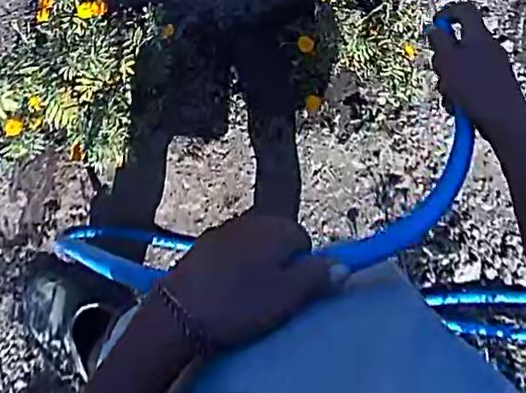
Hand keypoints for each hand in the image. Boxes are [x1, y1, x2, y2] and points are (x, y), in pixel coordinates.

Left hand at [159, 213, 341, 350]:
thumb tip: (343, 266)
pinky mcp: (207, 240)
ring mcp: (228, 226)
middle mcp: (254, 217)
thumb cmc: (239, 303)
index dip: (302, 267)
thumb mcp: (286, 296)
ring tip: (247, 295)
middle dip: (279, 263)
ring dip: (256, 264)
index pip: (304, 240)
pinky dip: (235, 265)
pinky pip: (233, 250)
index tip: (291, 291)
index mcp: (277, 226)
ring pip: (255, 244)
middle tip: (270, 295)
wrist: (181, 309)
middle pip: (279, 239)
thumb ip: (316, 277)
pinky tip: (227, 288)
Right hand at [428, 1, 525, 146]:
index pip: (464, 10)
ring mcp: (494, 68)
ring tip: (452, 97)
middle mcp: (489, 48)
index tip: (435, 25)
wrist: (507, 126)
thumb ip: (439, 41)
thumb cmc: (477, 91)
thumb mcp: (448, 61)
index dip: (447, 13)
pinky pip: (470, 83)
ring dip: (450, 80)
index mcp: (479, 36)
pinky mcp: (495, 87)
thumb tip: (435, 29)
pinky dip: (461, 93)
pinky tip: (460, 108)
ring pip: (462, 66)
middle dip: (444, 57)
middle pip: (459, 42)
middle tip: (441, 70)